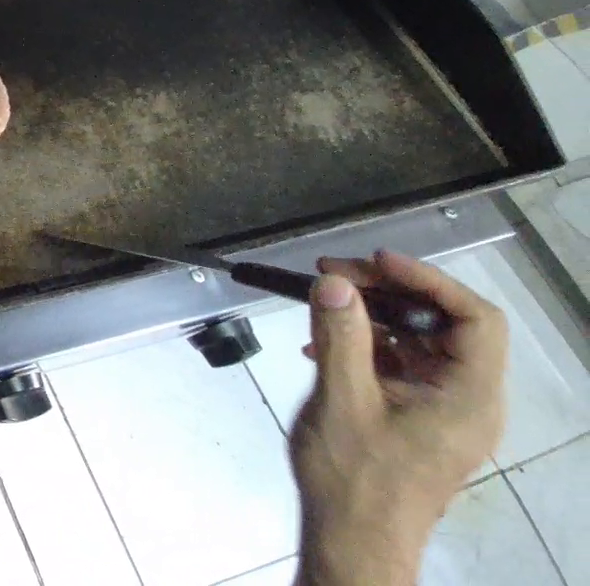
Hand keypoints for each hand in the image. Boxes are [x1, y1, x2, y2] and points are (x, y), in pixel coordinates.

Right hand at [289, 250, 507, 585]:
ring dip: (369, 315)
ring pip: (417, 342)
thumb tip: (337, 283)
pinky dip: (362, 342)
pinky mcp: (416, 415)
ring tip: (320, 301)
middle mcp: (468, 398)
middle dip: (388, 292)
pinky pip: (399, 364)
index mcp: (469, 396)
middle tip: (331, 275)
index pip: (476, 320)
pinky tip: (320, 343)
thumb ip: (341, 337)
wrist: (354, 535)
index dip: (429, 281)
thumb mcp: (342, 399)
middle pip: (444, 326)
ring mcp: (443, 409)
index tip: (374, 260)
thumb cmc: (355, 472)